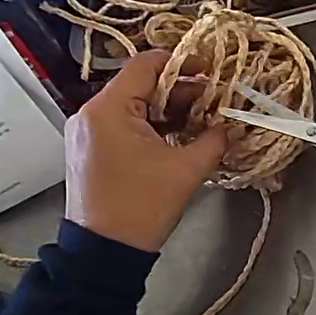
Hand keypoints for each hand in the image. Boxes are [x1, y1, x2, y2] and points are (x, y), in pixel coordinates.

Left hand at [63, 51, 227, 251]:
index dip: (182, 62)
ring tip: (199, 121)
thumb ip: (213, 139)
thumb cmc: (143, 205)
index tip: (211, 70)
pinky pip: (123, 124)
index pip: (146, 64)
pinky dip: (151, 125)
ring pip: (133, 105)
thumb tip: (229, 124)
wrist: (103, 251)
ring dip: (167, 109)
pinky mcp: (89, 149)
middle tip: (212, 101)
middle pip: (139, 84)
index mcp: (109, 109)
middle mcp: (91, 113)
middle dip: (179, 90)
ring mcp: (86, 131)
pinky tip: (177, 137)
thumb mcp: (187, 170)